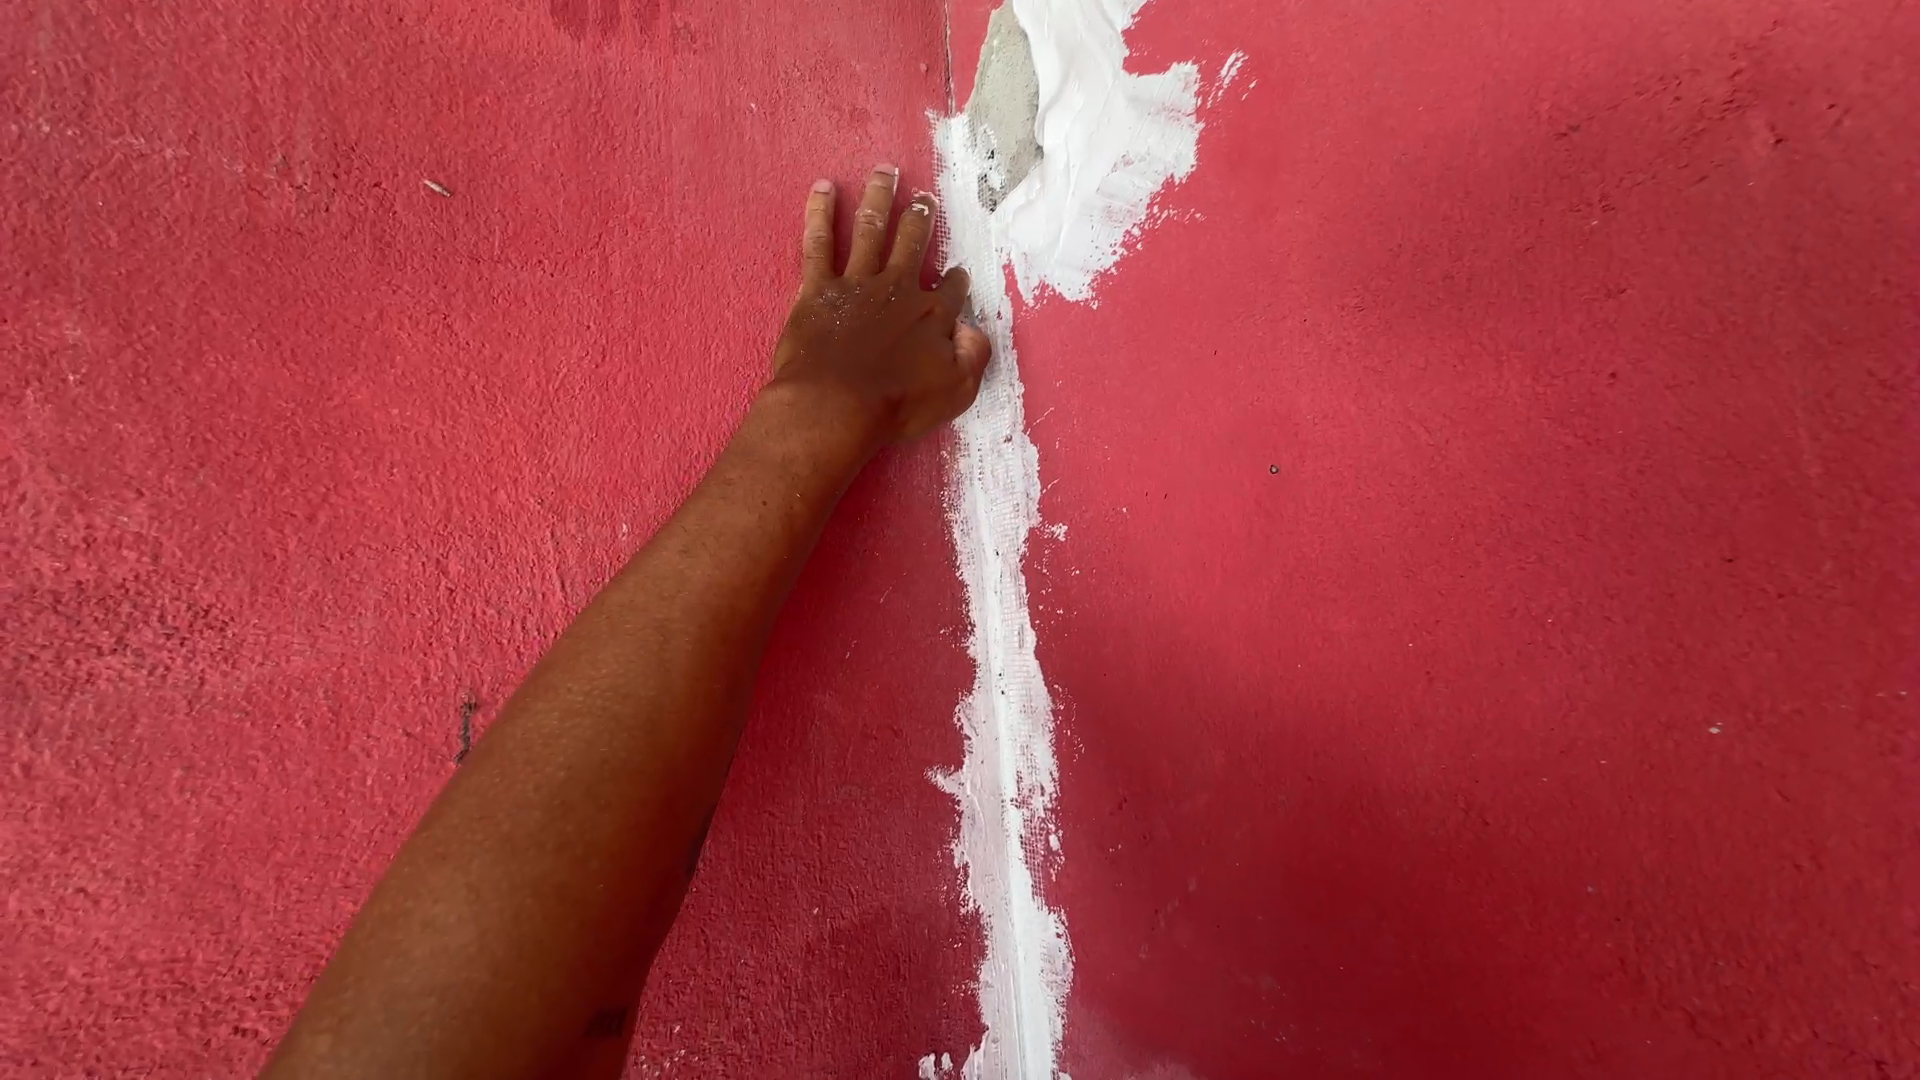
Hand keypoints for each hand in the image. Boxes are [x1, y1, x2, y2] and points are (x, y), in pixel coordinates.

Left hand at [768, 166, 992, 449]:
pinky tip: (823, 188)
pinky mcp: (819, 290)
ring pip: (871, 229)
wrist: (836, 406)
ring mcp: (857, 284)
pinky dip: (820, 213)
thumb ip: (974, 356)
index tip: (958, 273)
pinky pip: (819, 243)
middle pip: (913, 243)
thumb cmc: (896, 405)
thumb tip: (972, 328)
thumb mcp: (956, 391)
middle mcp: (898, 288)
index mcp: (932, 314)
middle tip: (925, 198)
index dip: (956, 280)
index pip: (951, 288)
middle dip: (921, 218)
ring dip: (879, 197)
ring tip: (885, 172)